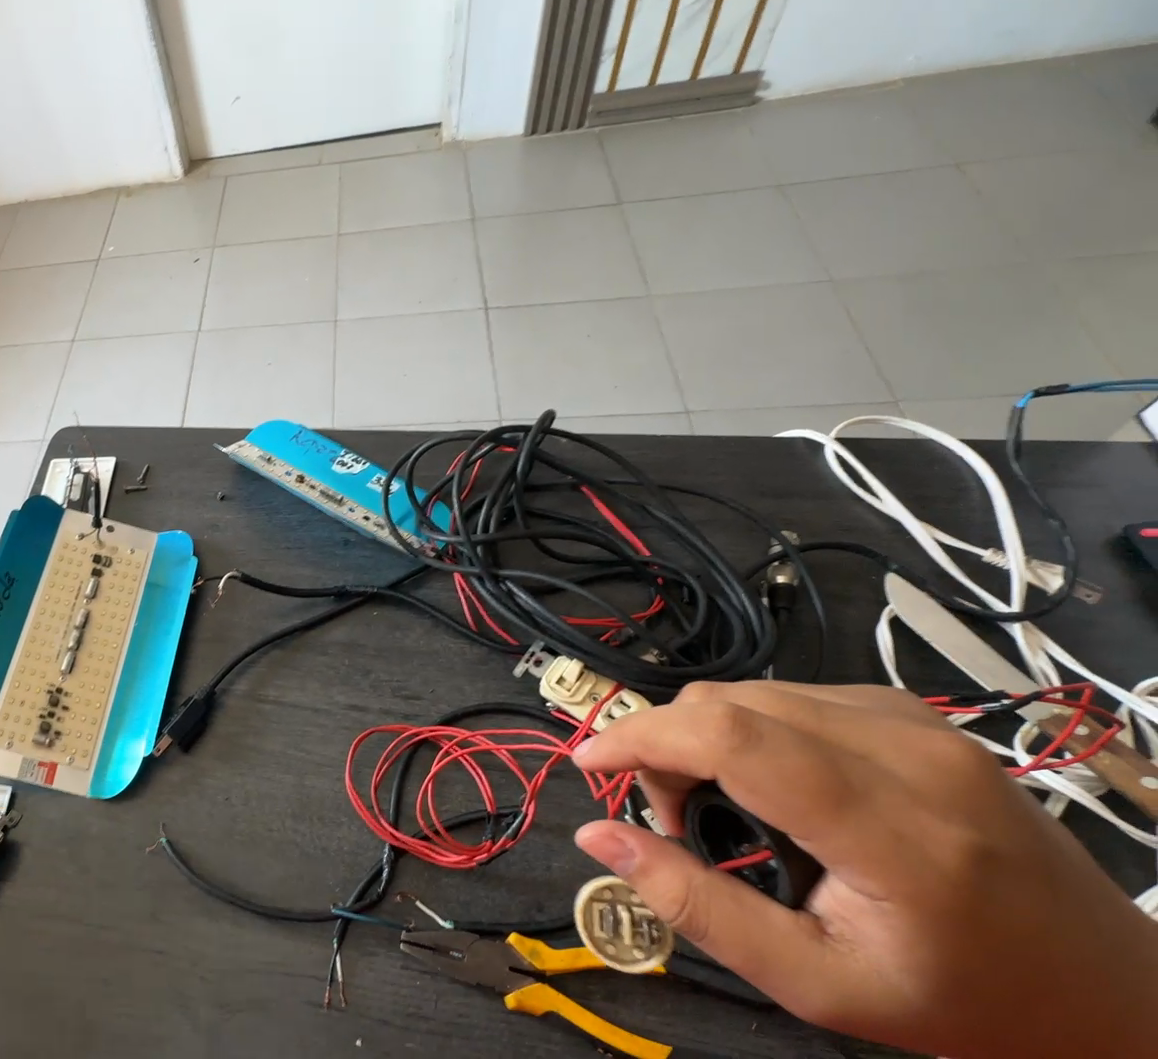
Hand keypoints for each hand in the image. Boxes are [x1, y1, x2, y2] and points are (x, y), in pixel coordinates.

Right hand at [571, 681, 1157, 1058]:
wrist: (1113, 992)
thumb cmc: (963, 1004)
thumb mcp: (816, 984)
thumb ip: (696, 907)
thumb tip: (597, 837)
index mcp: (896, 829)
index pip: (732, 735)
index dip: (640, 737)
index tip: (590, 767)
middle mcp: (910, 751)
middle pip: (730, 702)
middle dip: (664, 746)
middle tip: (670, 819)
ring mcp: (920, 723)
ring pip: (753, 690)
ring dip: (702, 736)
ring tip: (719, 807)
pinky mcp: (916, 714)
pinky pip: (791, 695)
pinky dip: (746, 728)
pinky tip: (765, 782)